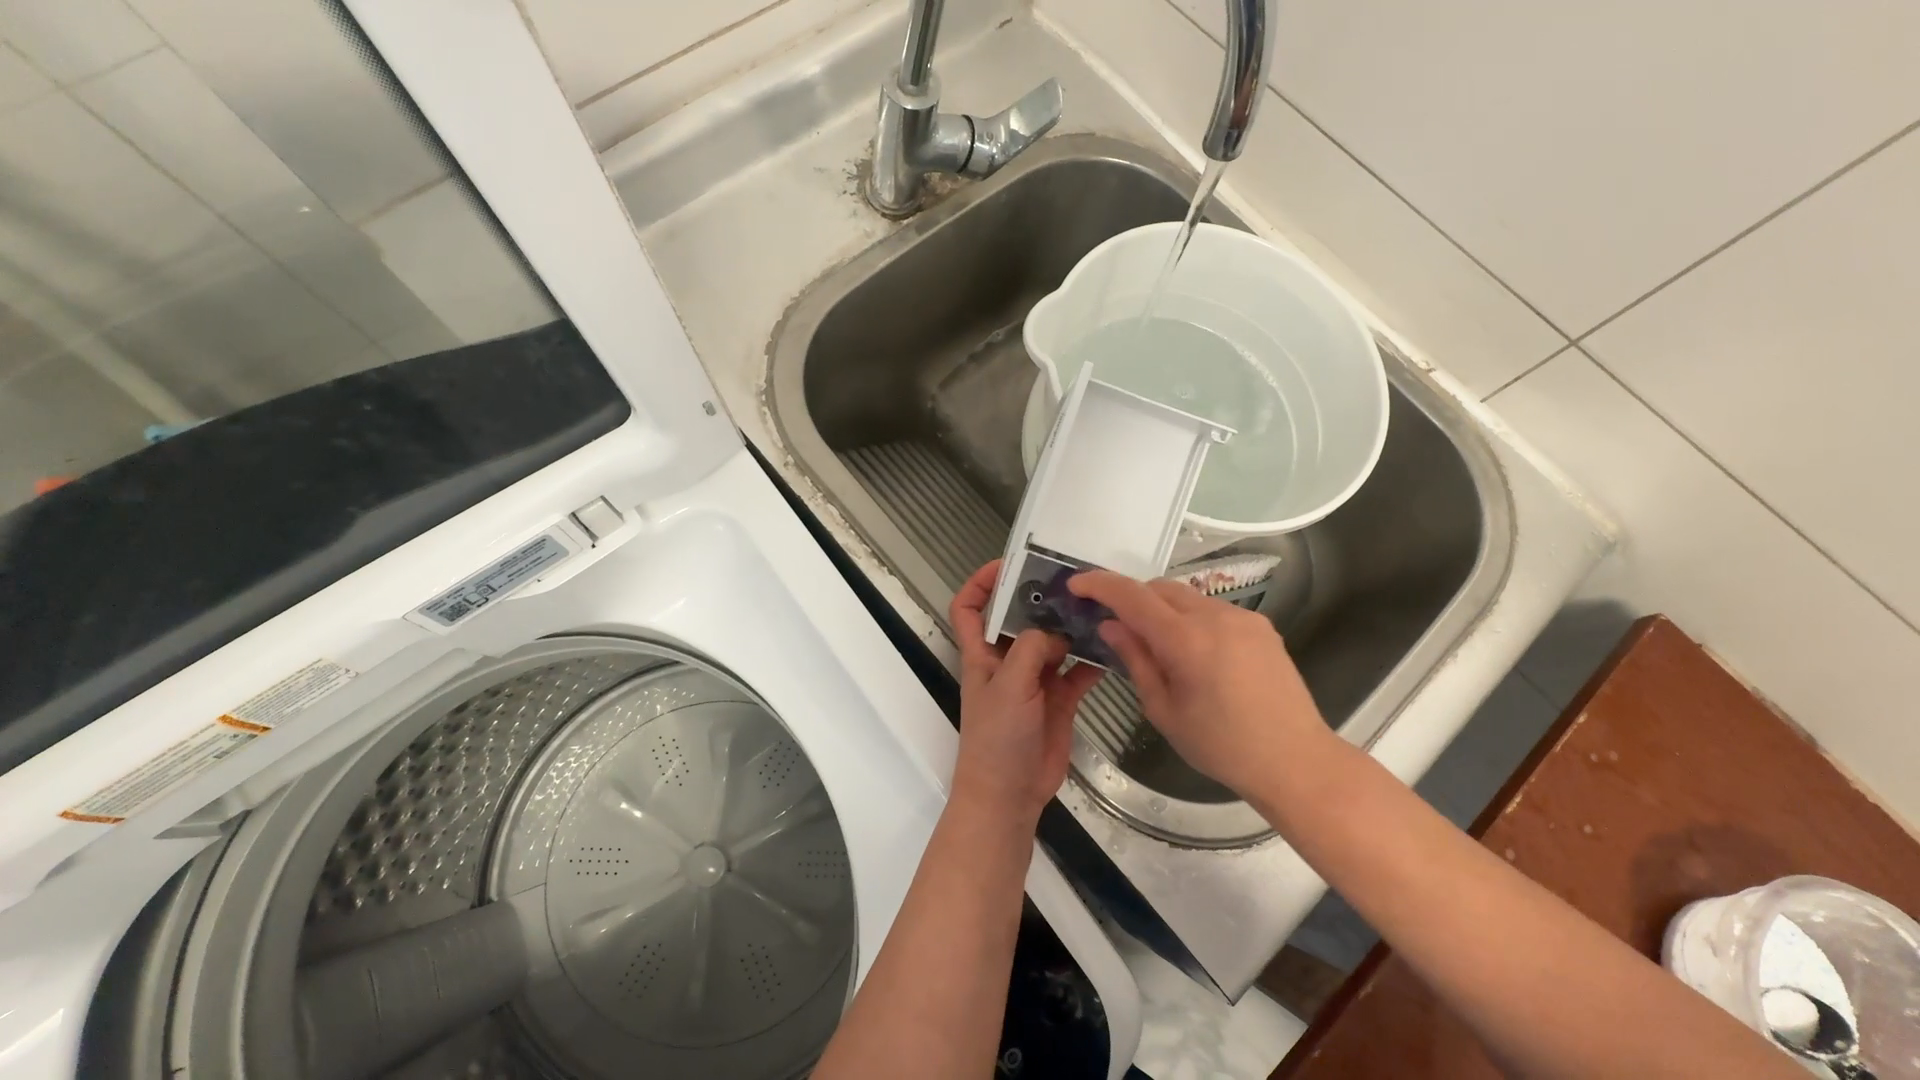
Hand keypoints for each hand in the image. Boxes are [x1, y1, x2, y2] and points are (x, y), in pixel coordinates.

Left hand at [947, 561, 1103, 824]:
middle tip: (1073, 580)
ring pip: (1053, 643)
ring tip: (1099, 607)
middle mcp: (1006, 662)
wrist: (1009, 795)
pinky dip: (1092, 660)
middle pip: (1020, 619)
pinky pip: (1077, 672)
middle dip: (1040, 599)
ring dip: (1071, 627)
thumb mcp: (1008, 687)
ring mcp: (1034, 681)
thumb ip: (1029, 650)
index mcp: (982, 654)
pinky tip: (1113, 648)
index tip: (1009, 564)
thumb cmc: (997, 739)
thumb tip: (1054, 631)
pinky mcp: (1058, 701)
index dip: (982, 583)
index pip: (969, 608)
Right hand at [1069, 570, 1329, 799]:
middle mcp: (1215, 617)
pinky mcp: (1261, 626)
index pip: (1132, 596)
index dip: (1099, 585)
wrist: (1294, 759)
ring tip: (1158, 647)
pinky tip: (1195, 655)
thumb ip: (1136, 660)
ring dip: (1163, 610)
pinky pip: (1214, 610)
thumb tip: (1111, 626)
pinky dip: (1192, 620)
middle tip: (1115, 625)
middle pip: (1160, 589)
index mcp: (1185, 640)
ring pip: (1188, 597)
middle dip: (1132, 598)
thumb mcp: (1164, 709)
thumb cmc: (1221, 745)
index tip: (1076, 584)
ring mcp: (1243, 618)